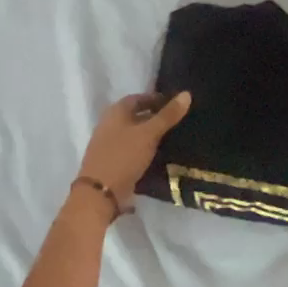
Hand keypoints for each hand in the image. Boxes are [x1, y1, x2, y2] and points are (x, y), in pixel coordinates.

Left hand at [76, 92, 192, 209]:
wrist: (101, 192)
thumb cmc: (124, 156)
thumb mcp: (149, 133)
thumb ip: (168, 115)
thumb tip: (186, 94)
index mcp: (115, 111)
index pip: (139, 98)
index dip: (158, 99)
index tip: (177, 104)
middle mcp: (110, 123)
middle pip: (136, 115)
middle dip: (156, 116)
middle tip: (179, 120)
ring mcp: (109, 143)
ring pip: (135, 133)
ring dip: (151, 133)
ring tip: (174, 136)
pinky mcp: (113, 160)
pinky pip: (133, 148)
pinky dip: (146, 147)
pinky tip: (160, 153)